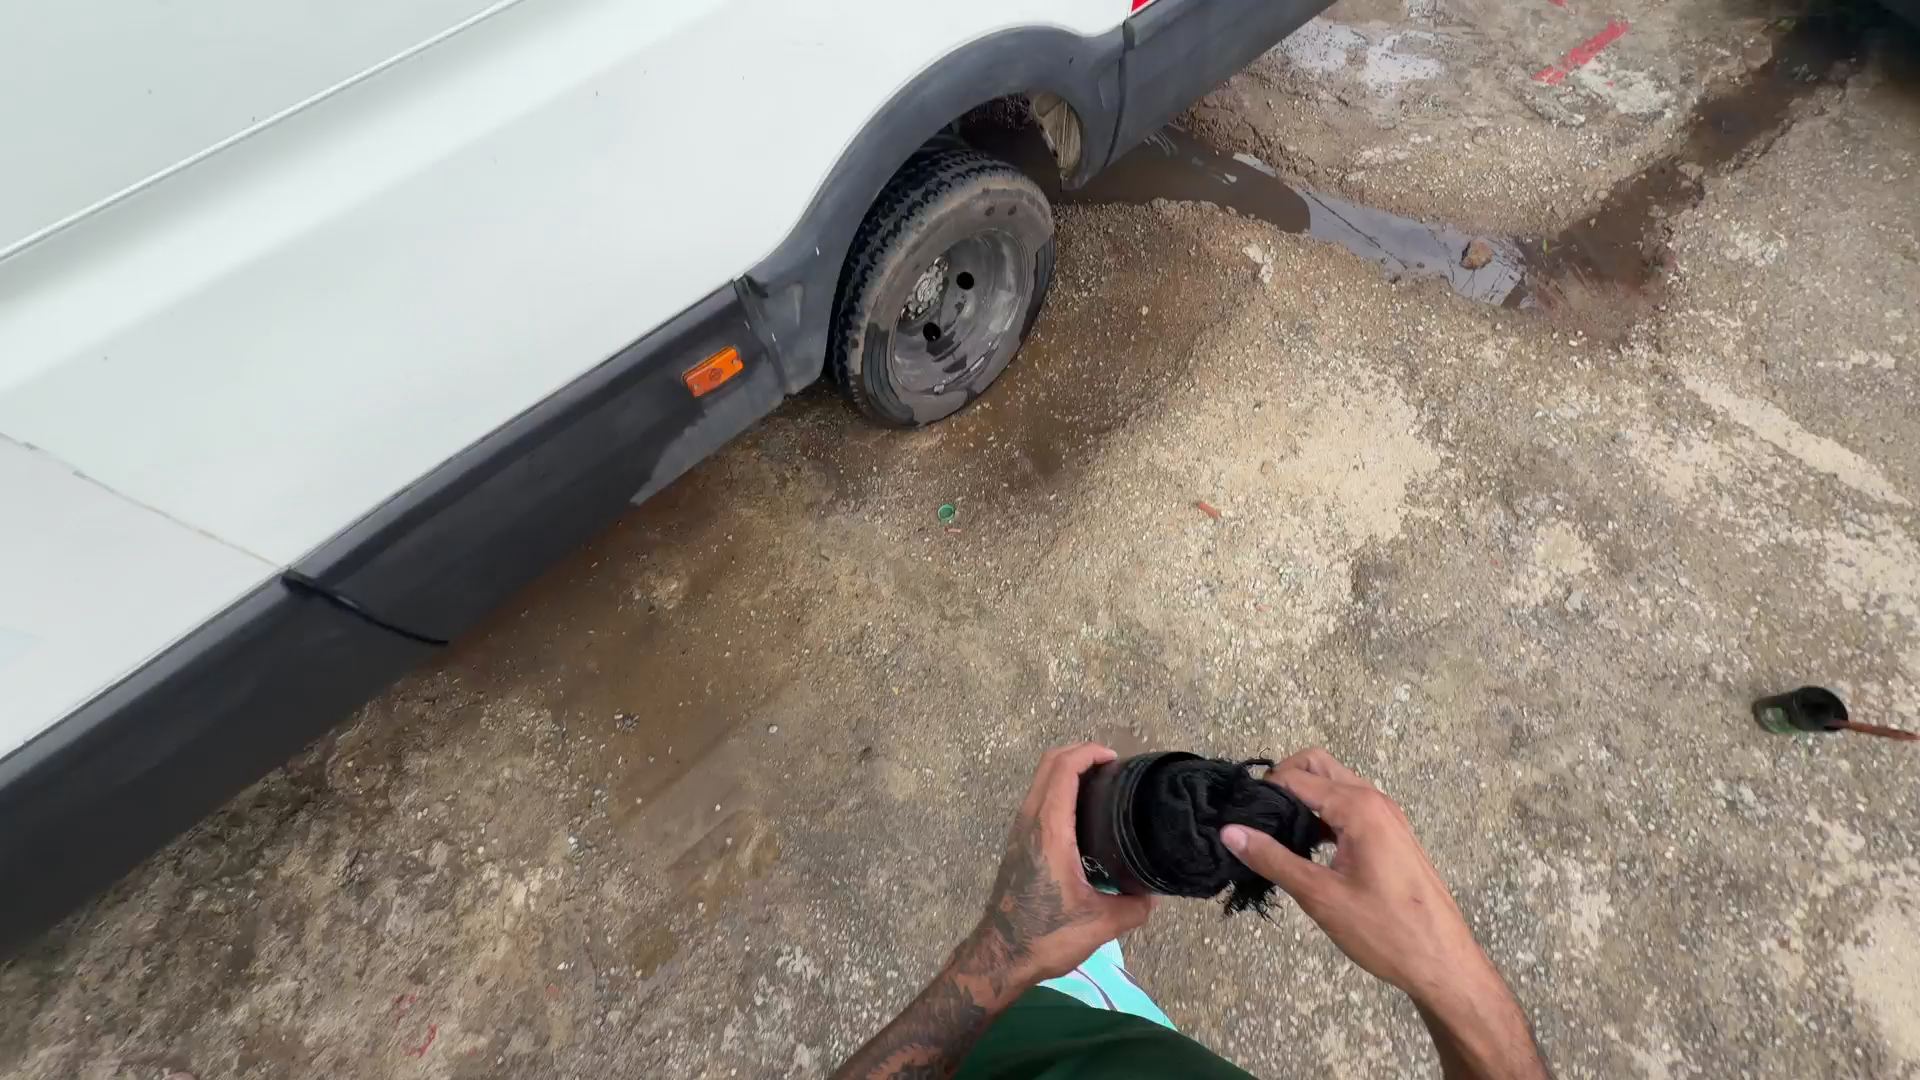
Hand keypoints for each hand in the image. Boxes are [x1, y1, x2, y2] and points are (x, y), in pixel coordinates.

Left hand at [961, 743, 1153, 991]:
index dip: (1089, 753)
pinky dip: (1059, 786)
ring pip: (1041, 778)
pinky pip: (1039, 795)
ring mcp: (1020, 827)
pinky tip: (1082, 810)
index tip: (1115, 758)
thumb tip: (1154, 895)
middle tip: (1112, 765)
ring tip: (1101, 782)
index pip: (1064, 769)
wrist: (1002, 954)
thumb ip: (1134, 907)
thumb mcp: (1099, 924)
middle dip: (1079, 752)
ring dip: (1067, 768)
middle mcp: (1031, 819)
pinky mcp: (1019, 839)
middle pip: (1049, 763)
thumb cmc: (1046, 934)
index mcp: (1050, 828)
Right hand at [1221, 750, 1545, 1079]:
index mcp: (1357, 807)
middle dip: (1282, 779)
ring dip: (1303, 794)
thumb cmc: (1385, 931)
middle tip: (1260, 815)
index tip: (1241, 816)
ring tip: (1279, 830)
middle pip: (1315, 764)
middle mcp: (1373, 800)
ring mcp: (1386, 815)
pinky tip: (1308, 845)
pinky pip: (1347, 803)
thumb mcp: (1320, 896)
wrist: (1447, 968)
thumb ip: (1271, 858)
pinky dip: (1322, 810)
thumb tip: (1229, 831)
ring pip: (1333, 781)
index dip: (1262, 792)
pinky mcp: (1390, 833)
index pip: (1294, 777)